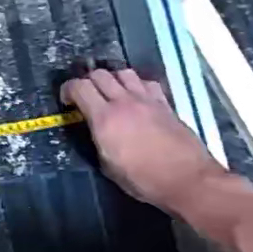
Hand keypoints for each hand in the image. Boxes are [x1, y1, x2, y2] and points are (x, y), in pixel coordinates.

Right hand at [61, 67, 233, 212]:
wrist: (186, 179)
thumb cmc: (142, 179)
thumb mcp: (107, 165)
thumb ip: (98, 140)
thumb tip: (96, 130)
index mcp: (104, 118)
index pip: (80, 87)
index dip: (67, 90)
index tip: (66, 101)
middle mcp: (124, 102)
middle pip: (100, 74)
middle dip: (87, 81)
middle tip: (86, 97)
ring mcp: (147, 100)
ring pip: (123, 72)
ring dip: (112, 79)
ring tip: (110, 93)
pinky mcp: (164, 104)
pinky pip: (146, 82)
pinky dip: (135, 84)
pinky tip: (135, 97)